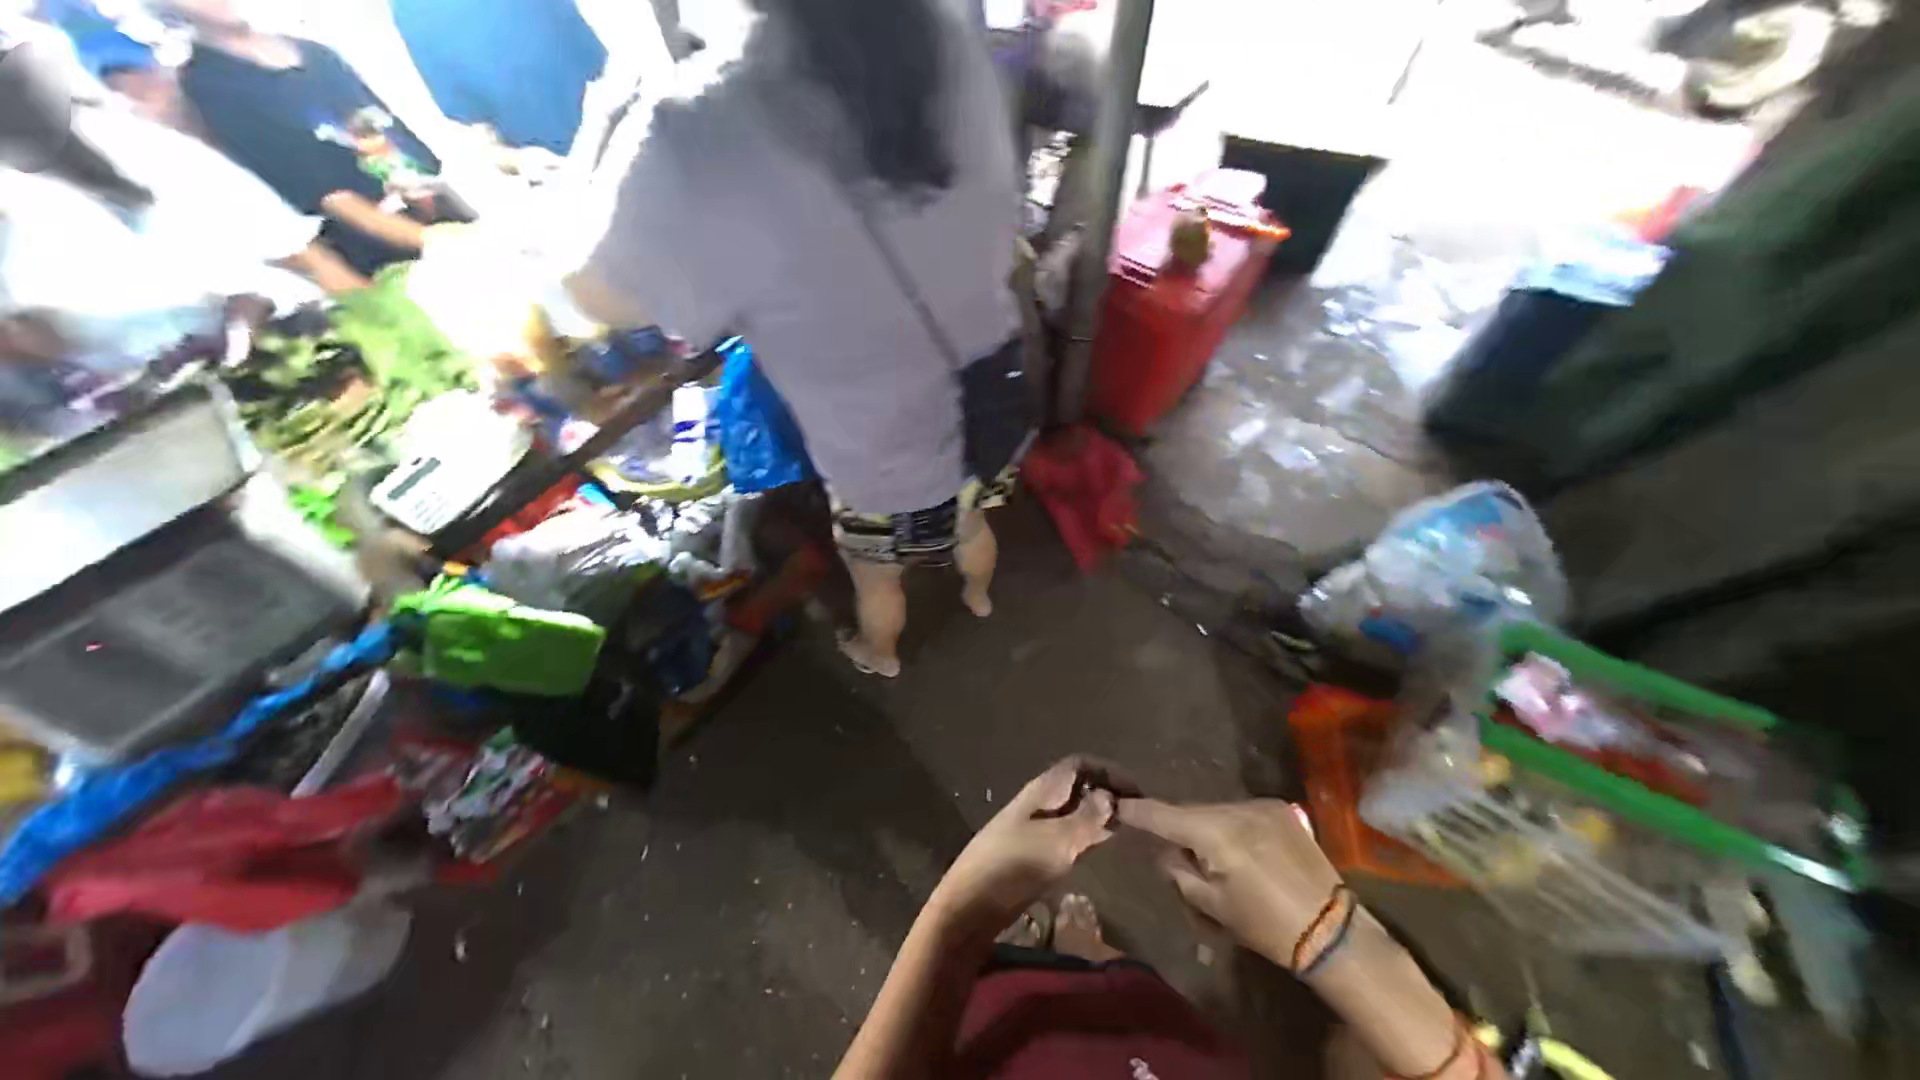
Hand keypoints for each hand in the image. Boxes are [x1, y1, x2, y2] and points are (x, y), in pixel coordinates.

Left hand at [929, 757, 1135, 928]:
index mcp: (1043, 790)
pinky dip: (1088, 835)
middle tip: (1140, 812)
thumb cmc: (1015, 865)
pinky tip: (1104, 846)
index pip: (1079, 764)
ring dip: (1099, 815)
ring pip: (1074, 811)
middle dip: (1107, 792)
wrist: (972, 903)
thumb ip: (1086, 818)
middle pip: (1078, 786)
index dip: (1108, 771)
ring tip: (1130, 828)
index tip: (1137, 790)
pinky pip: (1068, 834)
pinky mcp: (1035, 853)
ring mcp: (1037, 827)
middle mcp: (1041, 802)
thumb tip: (1110, 796)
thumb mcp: (1058, 841)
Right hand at [1118, 799, 1344, 966]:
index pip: (1162, 815)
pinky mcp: (1281, 810)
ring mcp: (1261, 805)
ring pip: (1215, 811)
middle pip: (1191, 812)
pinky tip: (1243, 852)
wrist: (1334, 932)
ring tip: (1217, 858)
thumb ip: (1178, 870)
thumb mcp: (1211, 904)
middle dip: (1179, 828)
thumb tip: (1164, 850)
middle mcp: (1236, 808)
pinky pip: (1240, 812)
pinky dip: (1231, 827)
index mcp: (1215, 833)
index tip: (1116, 804)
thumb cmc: (1266, 925)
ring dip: (1207, 827)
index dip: (1137, 811)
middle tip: (1177, 855)